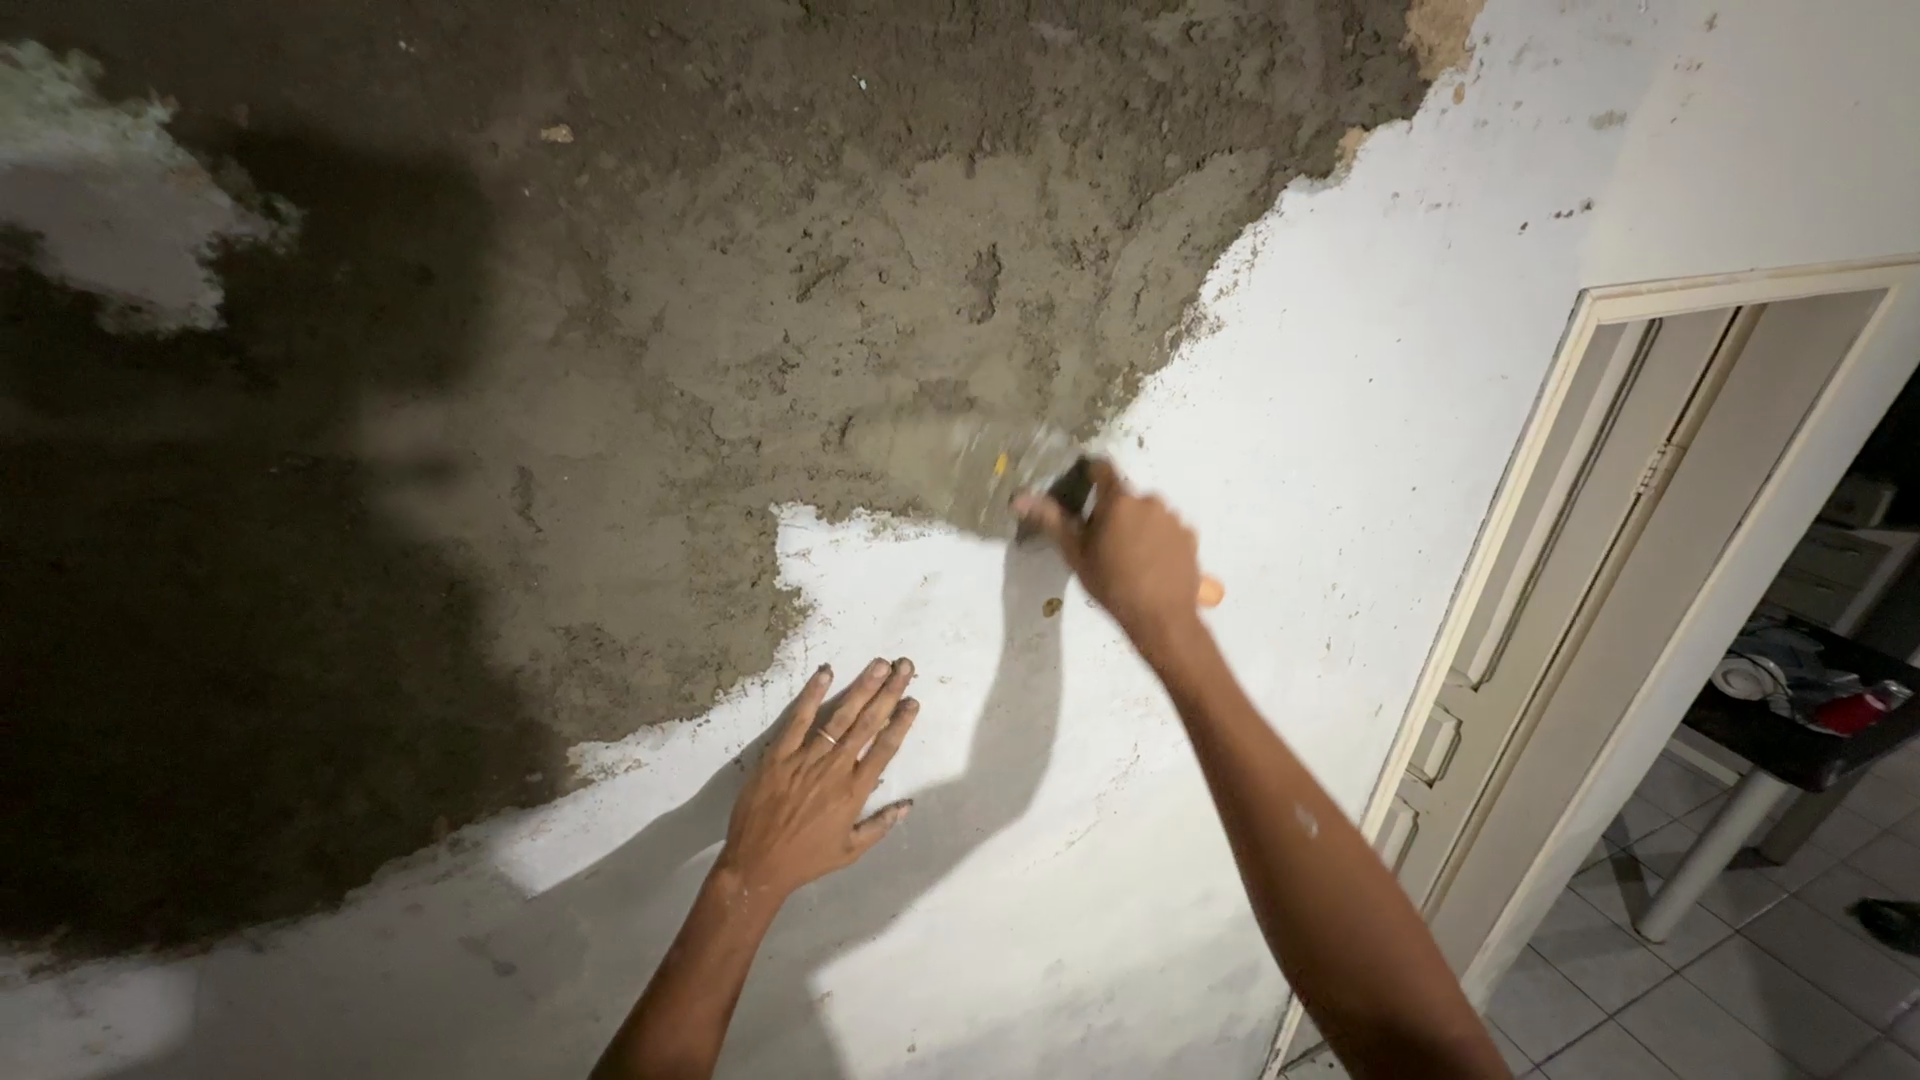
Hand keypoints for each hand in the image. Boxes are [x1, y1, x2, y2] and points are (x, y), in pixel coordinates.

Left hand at [717, 658, 918, 900]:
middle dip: (888, 693)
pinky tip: (826, 673)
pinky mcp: (778, 755)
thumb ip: (880, 825)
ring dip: (861, 688)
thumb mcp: (850, 851)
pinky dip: (812, 695)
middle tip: (903, 667)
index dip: (900, 723)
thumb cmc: (805, 860)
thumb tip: (907, 805)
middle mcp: (834, 769)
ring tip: (879, 665)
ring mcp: (806, 758)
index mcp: (854, 792)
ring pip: (839, 716)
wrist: (756, 865)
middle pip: (867, 723)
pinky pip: (798, 720)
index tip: (913, 701)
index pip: (884, 749)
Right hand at [1015, 460, 1202, 652]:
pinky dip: (1159, 540)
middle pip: (1126, 497)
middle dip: (1116, 512)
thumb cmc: (1112, 585)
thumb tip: (1020, 497)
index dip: (1091, 476)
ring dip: (1139, 526)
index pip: (1103, 469)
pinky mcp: (1190, 536)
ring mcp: (1174, 518)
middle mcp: (1150, 500)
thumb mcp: (1076, 554)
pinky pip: (1168, 530)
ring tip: (1131, 559)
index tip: (1084, 492)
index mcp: (1119, 500)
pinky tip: (1152, 565)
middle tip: (1105, 543)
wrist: (1162, 618)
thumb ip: (1051, 520)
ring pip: (1148, 513)